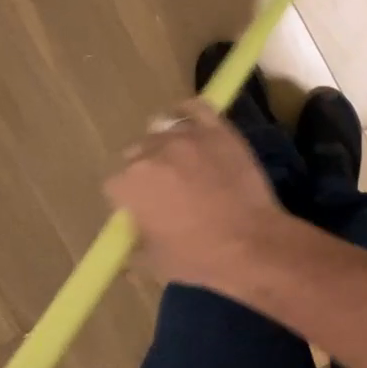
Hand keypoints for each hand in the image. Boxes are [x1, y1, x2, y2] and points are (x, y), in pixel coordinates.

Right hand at [105, 101, 287, 294]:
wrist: (251, 241)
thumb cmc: (198, 256)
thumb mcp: (152, 260)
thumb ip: (135, 238)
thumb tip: (134, 230)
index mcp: (130, 184)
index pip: (115, 184)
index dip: (128, 199)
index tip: (142, 210)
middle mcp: (154, 152)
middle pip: (137, 153)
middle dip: (146, 170)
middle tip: (166, 190)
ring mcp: (188, 136)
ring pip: (163, 130)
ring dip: (165, 144)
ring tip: (181, 161)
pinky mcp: (217, 129)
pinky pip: (196, 107)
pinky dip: (188, 111)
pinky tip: (189, 122)